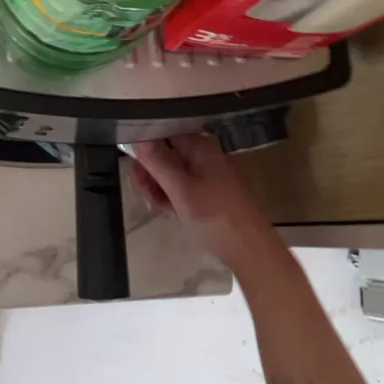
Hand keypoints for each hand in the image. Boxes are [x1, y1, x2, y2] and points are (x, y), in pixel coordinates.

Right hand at [129, 134, 278, 266]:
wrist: (249, 250)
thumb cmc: (215, 217)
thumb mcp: (181, 190)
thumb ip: (157, 162)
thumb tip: (136, 136)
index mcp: (200, 146)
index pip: (163, 133)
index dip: (145, 148)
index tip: (134, 168)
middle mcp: (202, 155)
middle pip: (164, 154)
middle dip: (149, 173)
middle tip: (146, 195)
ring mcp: (205, 175)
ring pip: (169, 173)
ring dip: (157, 188)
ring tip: (157, 207)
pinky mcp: (206, 193)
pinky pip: (179, 188)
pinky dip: (170, 198)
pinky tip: (167, 212)